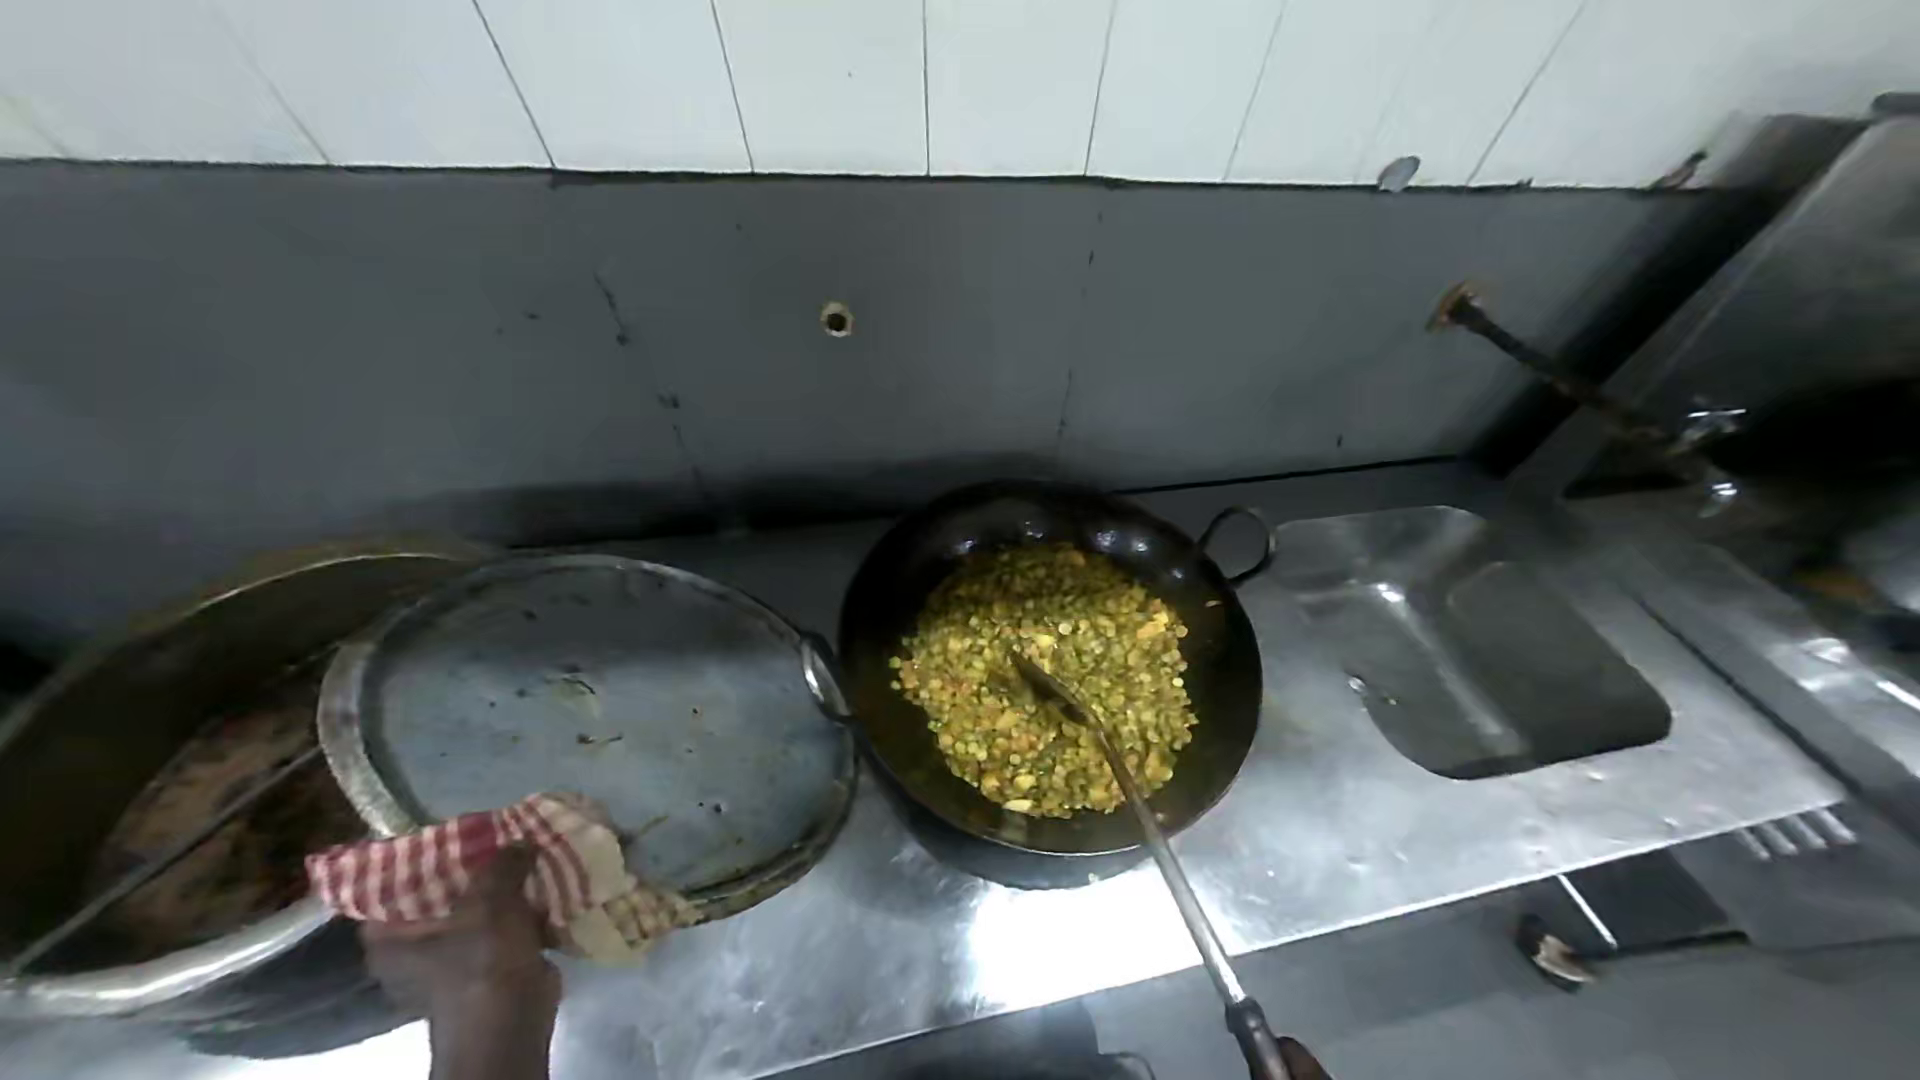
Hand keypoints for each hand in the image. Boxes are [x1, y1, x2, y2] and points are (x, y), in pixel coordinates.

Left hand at [360, 845, 559, 1079]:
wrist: (511, 1019)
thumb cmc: (481, 963)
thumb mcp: (489, 902)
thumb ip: (501, 864)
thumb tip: (520, 840)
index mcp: (390, 940)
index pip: (387, 889)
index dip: (414, 858)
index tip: (446, 831)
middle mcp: (413, 949)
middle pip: (438, 894)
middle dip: (470, 866)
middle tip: (496, 834)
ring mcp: (452, 958)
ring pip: (475, 906)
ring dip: (501, 883)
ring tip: (524, 849)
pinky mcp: (487, 963)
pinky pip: (500, 922)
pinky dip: (518, 904)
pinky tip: (540, 880)